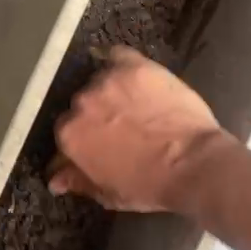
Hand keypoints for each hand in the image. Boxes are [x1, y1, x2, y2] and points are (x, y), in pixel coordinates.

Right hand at [47, 45, 235, 212]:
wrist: (194, 164)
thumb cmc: (150, 185)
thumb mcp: (109, 193)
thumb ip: (78, 181)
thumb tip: (56, 179)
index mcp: (69, 135)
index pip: (65, 130)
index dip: (82, 136)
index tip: (97, 142)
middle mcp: (80, 103)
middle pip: (80, 102)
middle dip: (94, 113)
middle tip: (119, 124)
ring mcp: (106, 81)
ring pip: (98, 80)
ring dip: (109, 90)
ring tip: (132, 102)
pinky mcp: (133, 66)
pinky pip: (118, 56)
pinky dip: (121, 64)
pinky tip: (133, 74)